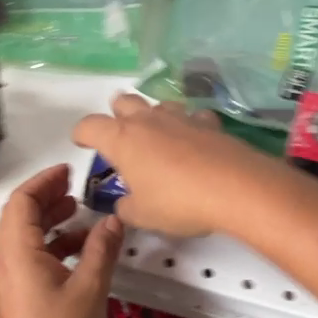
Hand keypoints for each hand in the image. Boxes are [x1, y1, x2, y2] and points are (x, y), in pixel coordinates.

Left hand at [0, 164, 123, 317]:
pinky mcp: (18, 301)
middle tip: (76, 189)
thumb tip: (113, 220)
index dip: (44, 182)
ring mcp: (10, 284)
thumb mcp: (90, 288)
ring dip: (51, 223)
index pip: (22, 202)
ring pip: (25, 240)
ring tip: (82, 217)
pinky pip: (30, 260)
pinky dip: (52, 247)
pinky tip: (80, 253)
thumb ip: (102, 249)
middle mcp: (6, 264)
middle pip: (19, 218)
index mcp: (17, 253)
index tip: (69, 171)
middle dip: (47, 199)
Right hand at [72, 95, 289, 237]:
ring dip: (153, 116)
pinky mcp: (209, 123)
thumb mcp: (142, 215)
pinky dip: (188, 125)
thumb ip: (126, 208)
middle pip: (123, 101)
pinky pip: (192, 116)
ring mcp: (181, 117)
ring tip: (157, 137)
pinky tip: (194, 141)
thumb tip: (124, 204)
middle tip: (120, 134)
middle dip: (116, 114)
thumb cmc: (178, 202)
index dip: (82, 133)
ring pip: (158, 104)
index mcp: (122, 139)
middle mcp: (148, 120)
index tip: (82, 142)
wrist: (236, 188)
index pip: (90, 126)